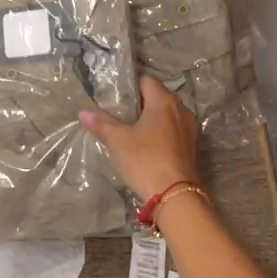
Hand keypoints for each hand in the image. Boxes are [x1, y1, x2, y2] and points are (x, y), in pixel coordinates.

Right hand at [80, 74, 201, 199]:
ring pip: (169, 115)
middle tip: (122, 112)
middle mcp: (181, 110)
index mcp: (163, 101)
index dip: (132, 84)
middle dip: (142, 102)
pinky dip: (164, 133)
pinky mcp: (194, 147)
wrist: (176, 197)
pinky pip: (176, 131)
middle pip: (159, 96)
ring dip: (154, 119)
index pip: (147, 80)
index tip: (118, 94)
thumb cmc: (145, 160)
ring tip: (135, 130)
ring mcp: (191, 129)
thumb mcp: (118, 141)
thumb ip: (102, 123)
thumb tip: (83, 112)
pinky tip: (150, 146)